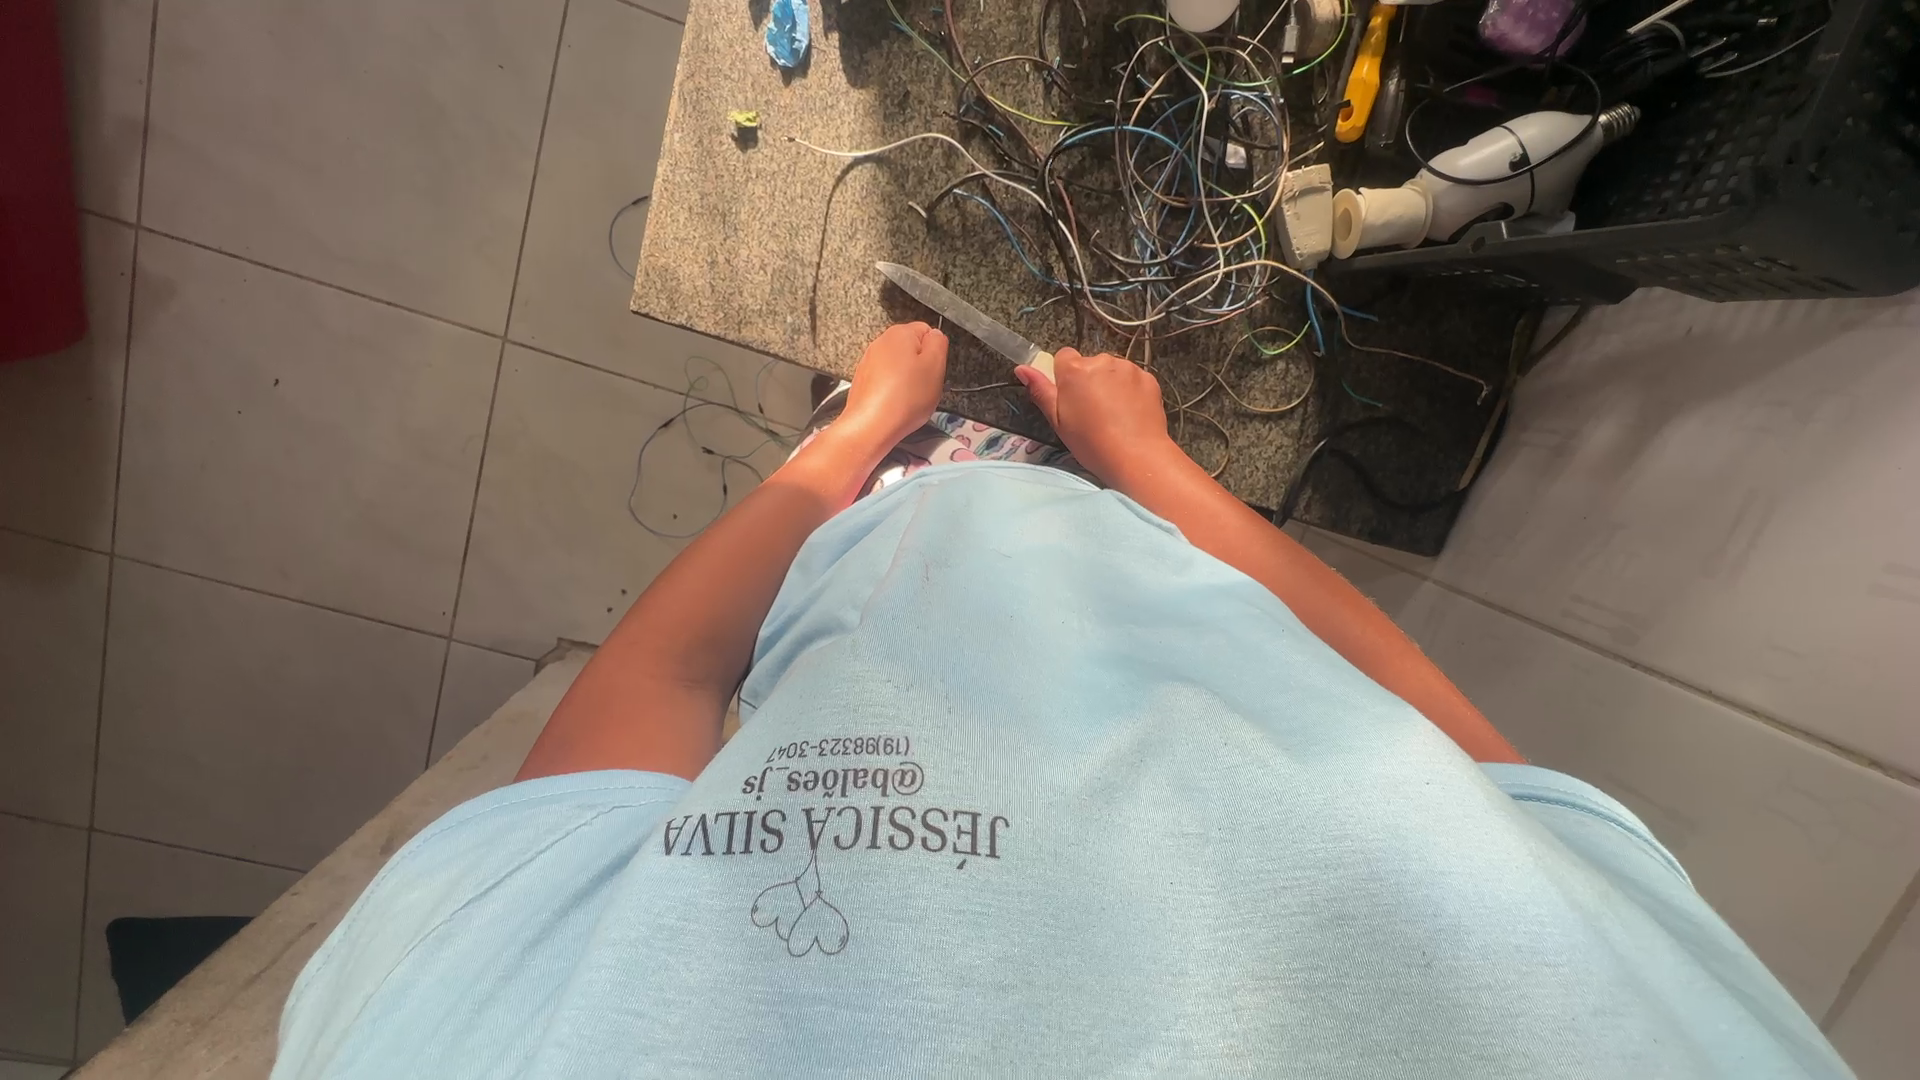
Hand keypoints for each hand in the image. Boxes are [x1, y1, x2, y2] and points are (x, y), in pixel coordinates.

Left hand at [840, 322, 948, 447]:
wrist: (871, 426)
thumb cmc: (905, 398)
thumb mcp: (935, 366)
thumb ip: (939, 343)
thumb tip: (936, 335)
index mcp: (900, 333)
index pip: (927, 331)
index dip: (935, 351)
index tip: (934, 369)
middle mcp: (881, 342)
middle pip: (912, 350)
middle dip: (920, 366)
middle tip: (924, 385)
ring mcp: (869, 362)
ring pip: (899, 367)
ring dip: (907, 380)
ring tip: (909, 398)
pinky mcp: (863, 381)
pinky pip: (886, 381)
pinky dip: (893, 391)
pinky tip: (896, 404)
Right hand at [1014, 348, 1178, 483]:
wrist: (1136, 456)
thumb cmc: (1091, 442)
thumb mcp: (1057, 421)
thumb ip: (1041, 391)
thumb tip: (1021, 369)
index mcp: (1075, 370)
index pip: (1064, 356)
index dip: (1065, 376)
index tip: (1070, 397)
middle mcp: (1102, 361)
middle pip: (1090, 364)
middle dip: (1089, 381)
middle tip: (1091, 411)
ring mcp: (1128, 368)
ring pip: (1112, 371)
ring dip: (1110, 385)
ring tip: (1112, 414)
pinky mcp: (1148, 378)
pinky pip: (1132, 379)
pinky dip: (1129, 391)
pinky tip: (1129, 414)